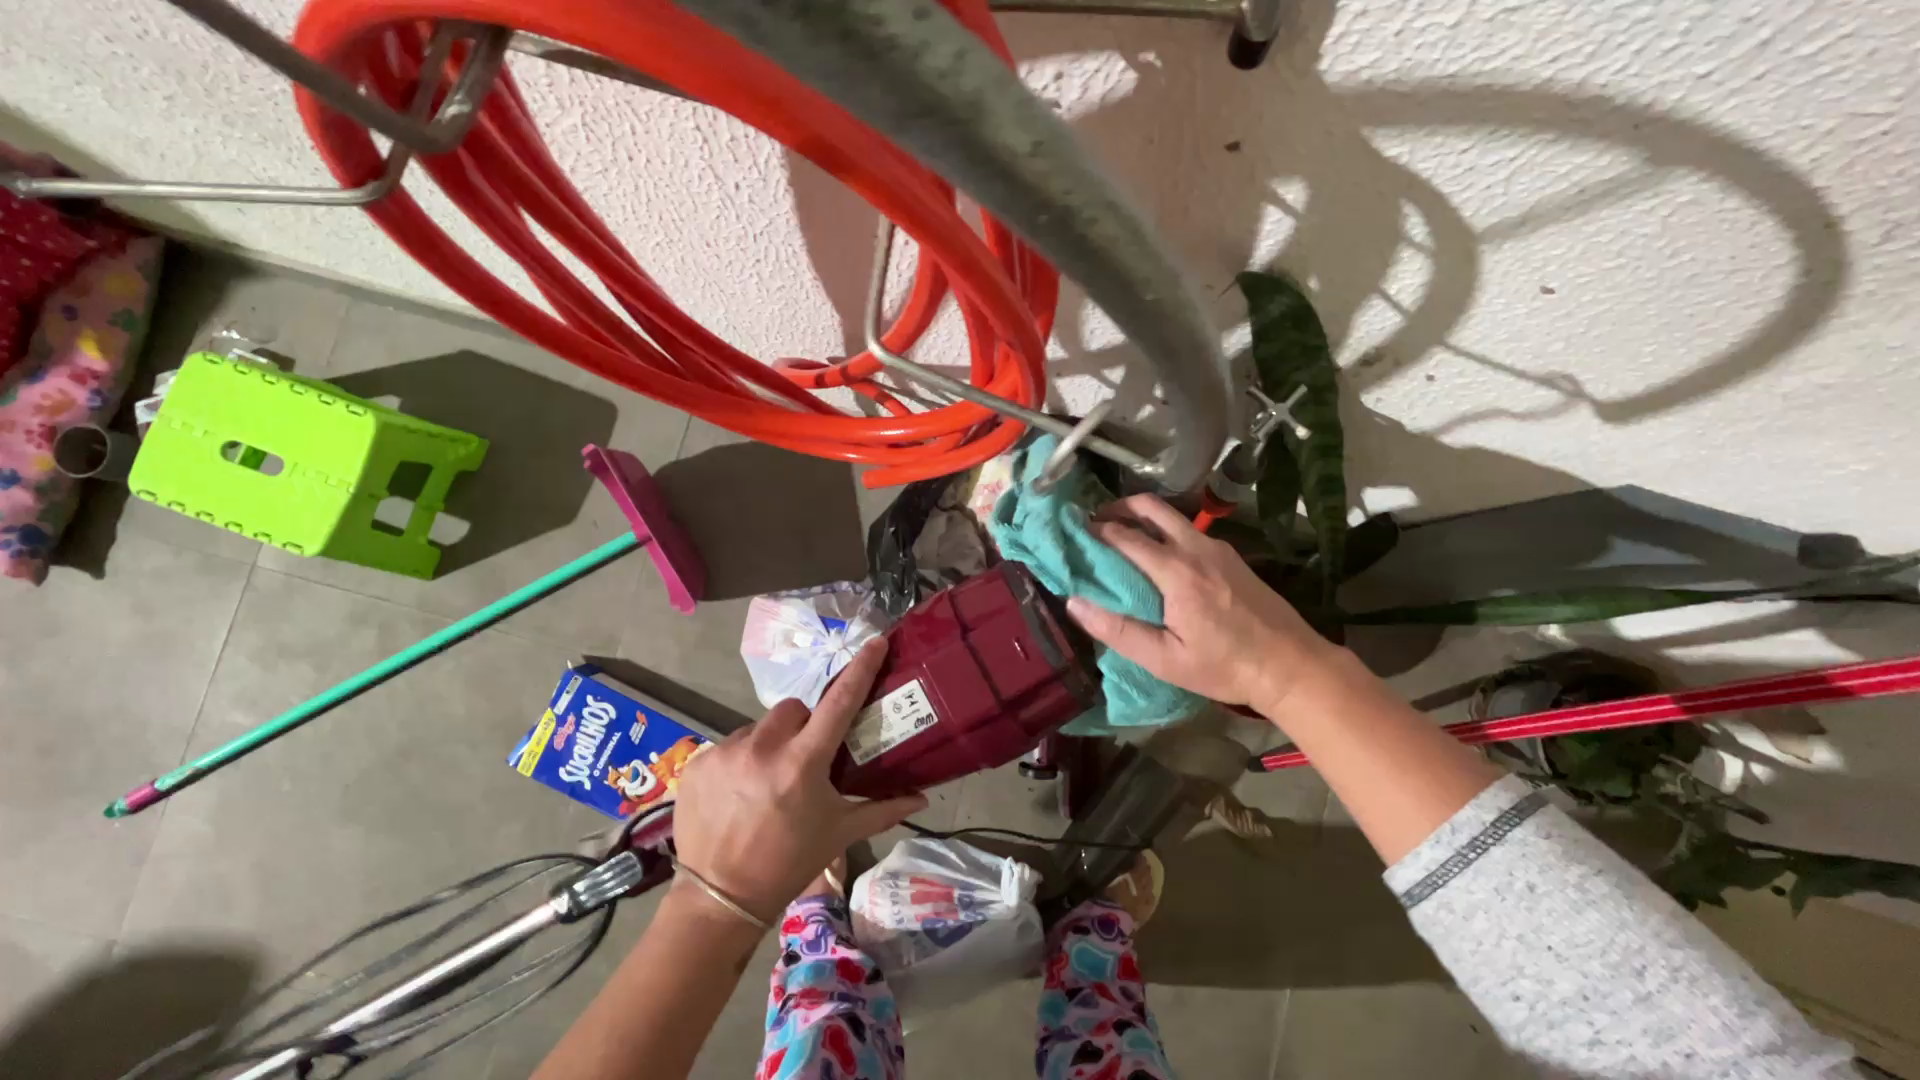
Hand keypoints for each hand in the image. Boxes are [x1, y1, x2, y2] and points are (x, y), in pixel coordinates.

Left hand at [670, 639, 926, 923]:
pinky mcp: (698, 762)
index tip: (875, 641)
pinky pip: (729, 746)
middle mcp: (763, 748)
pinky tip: (739, 793)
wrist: (719, 899)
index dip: (860, 669)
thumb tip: (922, 797)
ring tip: (767, 782)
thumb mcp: (838, 834)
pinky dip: (740, 761)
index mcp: (803, 763)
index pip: (839, 702)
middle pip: (794, 710)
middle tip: (806, 758)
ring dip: (770, 744)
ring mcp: (725, 753)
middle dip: (805, 726)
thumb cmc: (788, 864)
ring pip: (759, 727)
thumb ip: (882, 809)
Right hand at [1067, 494, 1337, 712]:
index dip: (1095, 529)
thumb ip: (1117, 631)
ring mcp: (1218, 548)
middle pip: (1151, 507)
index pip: (1126, 535)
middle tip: (1094, 521)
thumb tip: (1074, 604)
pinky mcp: (1232, 557)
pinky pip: (1189, 531)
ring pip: (1173, 516)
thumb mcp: (1165, 660)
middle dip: (1118, 507)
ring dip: (1143, 516)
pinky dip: (1164, 530)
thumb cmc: (1224, 667)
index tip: (1073, 531)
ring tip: (1120, 535)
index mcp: (1177, 572)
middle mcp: (1197, 548)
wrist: (1291, 666)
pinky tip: (1157, 555)